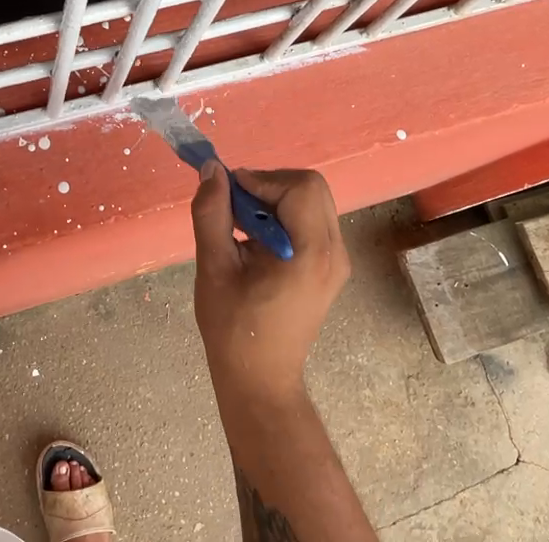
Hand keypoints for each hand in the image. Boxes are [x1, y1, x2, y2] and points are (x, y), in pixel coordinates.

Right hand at [190, 164, 349, 408]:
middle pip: (311, 188)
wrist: (260, 379)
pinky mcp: (330, 267)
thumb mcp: (214, 266)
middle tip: (234, 208)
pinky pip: (311, 220)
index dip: (261, 180)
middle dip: (269, 186)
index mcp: (311, 253)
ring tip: (242, 225)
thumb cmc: (233, 328)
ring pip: (312, 200)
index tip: (228, 195)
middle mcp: (334, 252)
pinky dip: (283, 215)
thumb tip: (212, 170)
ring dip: (274, 199)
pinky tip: (256, 240)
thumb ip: (211, 213)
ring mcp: (337, 260)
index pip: (300, 187)